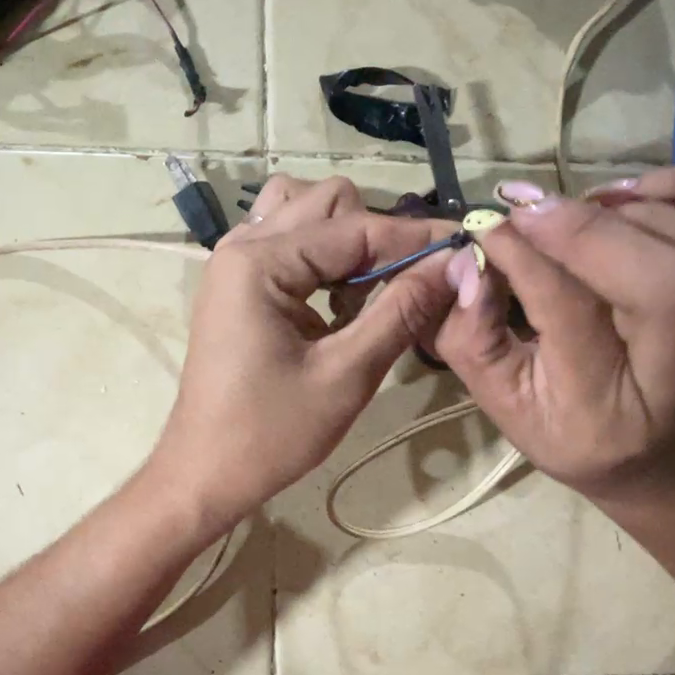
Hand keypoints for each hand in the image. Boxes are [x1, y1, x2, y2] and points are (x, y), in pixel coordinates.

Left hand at [144, 176, 459, 528]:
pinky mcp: (236, 286)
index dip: (416, 238)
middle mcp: (240, 246)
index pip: (355, 227)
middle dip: (378, 235)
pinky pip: (288, 245)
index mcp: (258, 262)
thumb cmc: (270, 434)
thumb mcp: (346, 375)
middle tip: (411, 285)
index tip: (468, 249)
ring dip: (346, 241)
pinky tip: (341, 303)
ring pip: (305, 215)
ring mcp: (233, 263)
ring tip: (368, 294)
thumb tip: (456, 264)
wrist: (206, 472)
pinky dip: (322, 259)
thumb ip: (402, 311)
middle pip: (327, 202)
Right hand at [432, 168, 674, 500]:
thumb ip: (471, 335)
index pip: (574, 316)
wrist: (642, 454)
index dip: (526, 260)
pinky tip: (623, 199)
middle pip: (669, 284)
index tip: (486, 227)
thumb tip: (468, 259)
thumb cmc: (558, 426)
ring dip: (634, 213)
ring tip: (571, 212)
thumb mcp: (496, 397)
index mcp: (602, 411)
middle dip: (590, 231)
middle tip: (527, 210)